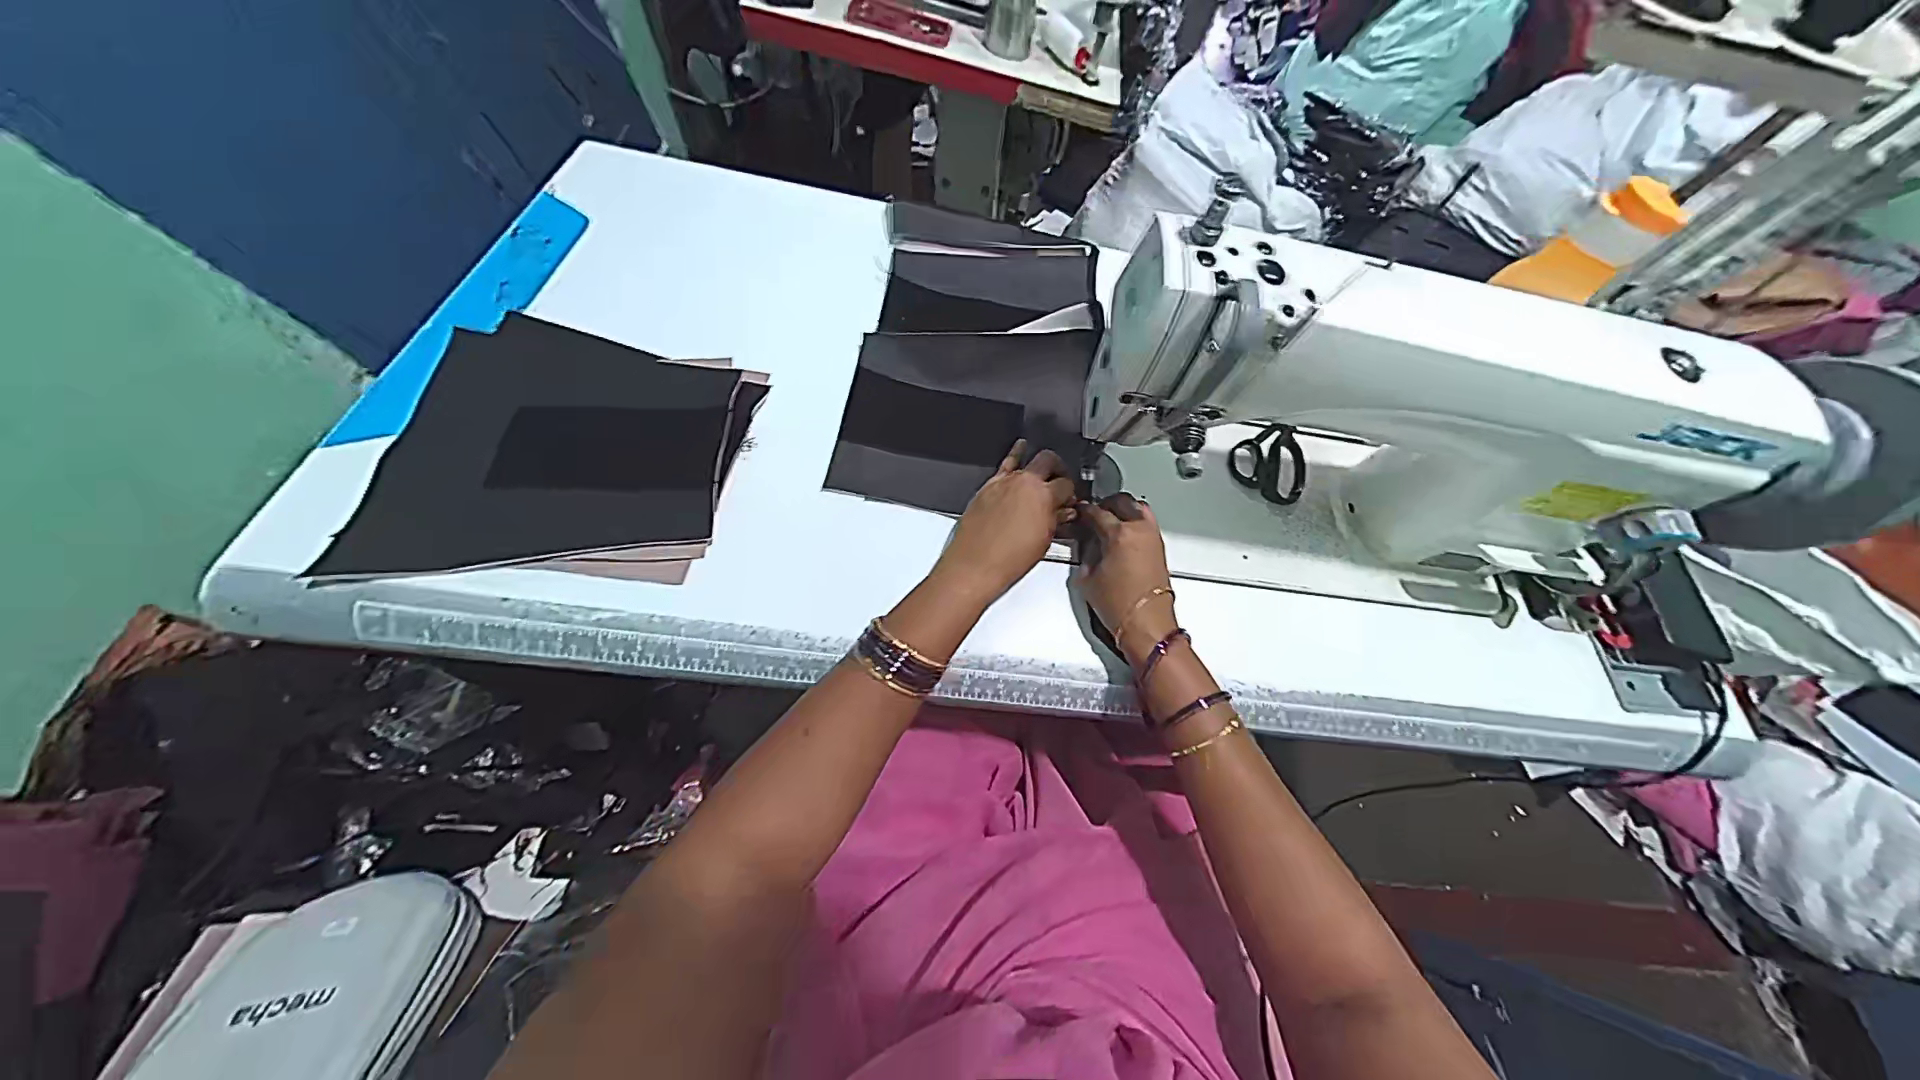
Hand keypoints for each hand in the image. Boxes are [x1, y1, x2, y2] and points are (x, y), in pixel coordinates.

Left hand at [930, 441, 1077, 606]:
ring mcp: (1003, 482)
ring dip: (1038, 461)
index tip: (1072, 498)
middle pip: (1050, 461)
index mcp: (1044, 495)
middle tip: (1062, 480)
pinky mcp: (987, 487)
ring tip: (1046, 465)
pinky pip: (1004, 466)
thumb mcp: (1043, 541)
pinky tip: (1018, 450)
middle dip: (1060, 468)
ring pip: (1026, 458)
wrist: (975, 565)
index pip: (1067, 484)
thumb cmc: (1008, 559)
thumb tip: (1061, 513)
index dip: (1072, 492)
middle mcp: (1023, 482)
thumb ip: (1055, 520)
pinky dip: (1013, 456)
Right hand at [1078, 494, 1174, 661]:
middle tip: (1094, 511)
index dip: (1084, 510)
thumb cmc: (1121, 607)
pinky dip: (1134, 522)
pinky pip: (1146, 523)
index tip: (1079, 511)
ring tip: (1110, 519)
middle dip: (1105, 504)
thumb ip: (1086, 553)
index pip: (1096, 511)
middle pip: (1121, 501)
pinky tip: (1123, 534)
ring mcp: (1153, 538)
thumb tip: (1087, 545)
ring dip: (1123, 510)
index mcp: (1119, 534)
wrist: (1146, 625)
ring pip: (1138, 509)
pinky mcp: (1159, 549)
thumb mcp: (1088, 578)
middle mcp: (1139, 531)